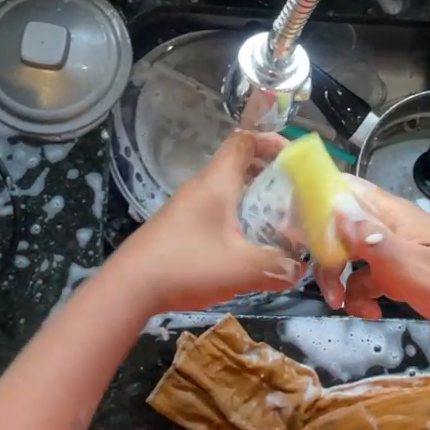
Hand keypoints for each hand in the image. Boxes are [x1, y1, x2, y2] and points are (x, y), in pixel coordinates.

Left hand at [104, 132, 305, 314]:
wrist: (129, 288)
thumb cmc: (187, 265)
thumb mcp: (242, 268)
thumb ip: (278, 267)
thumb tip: (300, 269)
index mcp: (217, 182)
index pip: (245, 141)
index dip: (272, 141)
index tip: (296, 159)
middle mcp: (202, 187)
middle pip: (240, 166)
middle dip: (271, 177)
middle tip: (296, 196)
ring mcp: (188, 207)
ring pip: (229, 192)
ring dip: (255, 201)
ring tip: (279, 223)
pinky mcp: (180, 228)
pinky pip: (217, 212)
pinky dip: (238, 220)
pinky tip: (248, 246)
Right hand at [325, 176, 429, 340]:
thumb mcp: (411, 266)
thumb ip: (371, 240)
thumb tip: (334, 208)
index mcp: (391, 214)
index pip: (343, 190)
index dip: (314, 202)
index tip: (292, 229)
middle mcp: (388, 225)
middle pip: (339, 229)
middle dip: (326, 258)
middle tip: (326, 289)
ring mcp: (395, 248)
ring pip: (351, 257)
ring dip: (343, 282)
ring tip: (347, 309)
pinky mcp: (401, 271)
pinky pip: (368, 277)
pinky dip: (363, 295)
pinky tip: (372, 313)